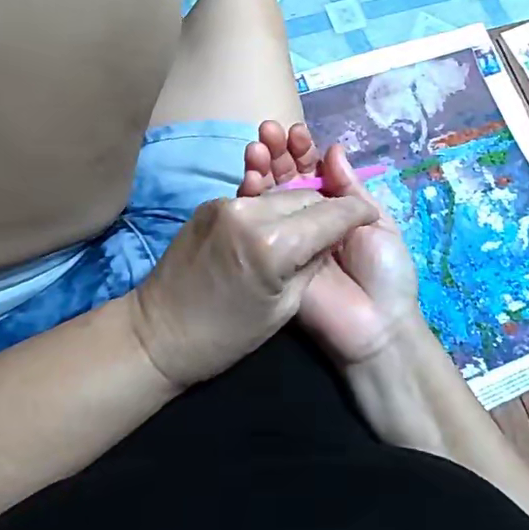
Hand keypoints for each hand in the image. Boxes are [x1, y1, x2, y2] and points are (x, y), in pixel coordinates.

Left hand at [128, 188, 377, 387]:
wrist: (159, 331)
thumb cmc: (226, 335)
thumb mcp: (285, 306)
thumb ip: (310, 261)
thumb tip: (326, 236)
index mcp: (273, 244)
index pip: (330, 215)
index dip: (354, 215)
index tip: (369, 217)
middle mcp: (249, 212)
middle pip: (305, 196)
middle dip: (326, 207)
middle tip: (340, 223)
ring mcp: (226, 204)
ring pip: (280, 193)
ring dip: (299, 204)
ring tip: (310, 219)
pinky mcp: (210, 204)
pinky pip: (256, 200)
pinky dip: (273, 208)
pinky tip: (278, 222)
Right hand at [238, 123, 423, 365]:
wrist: (376, 324)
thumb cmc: (385, 271)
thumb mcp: (375, 220)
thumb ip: (349, 188)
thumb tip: (332, 149)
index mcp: (331, 207)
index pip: (311, 170)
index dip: (302, 150)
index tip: (294, 131)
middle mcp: (304, 216)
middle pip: (285, 178)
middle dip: (275, 152)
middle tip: (267, 132)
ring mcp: (285, 236)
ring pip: (267, 196)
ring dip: (260, 168)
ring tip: (255, 149)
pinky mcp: (269, 257)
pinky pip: (257, 226)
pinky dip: (250, 200)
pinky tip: (248, 179)